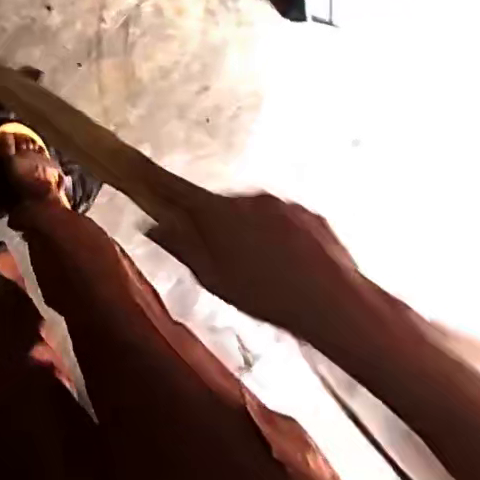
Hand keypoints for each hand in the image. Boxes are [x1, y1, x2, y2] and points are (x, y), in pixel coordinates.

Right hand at [147, 192, 384, 347]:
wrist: (337, 304)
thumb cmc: (268, 296)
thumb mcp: (214, 279)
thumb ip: (181, 247)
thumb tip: (153, 225)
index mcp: (217, 212)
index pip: (177, 189)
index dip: (158, 182)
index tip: (143, 175)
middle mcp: (245, 197)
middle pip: (219, 205)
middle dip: (220, 226)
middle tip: (228, 261)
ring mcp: (280, 202)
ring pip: (253, 213)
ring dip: (253, 233)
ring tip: (266, 271)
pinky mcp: (307, 212)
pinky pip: (283, 219)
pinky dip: (281, 236)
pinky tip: (290, 266)